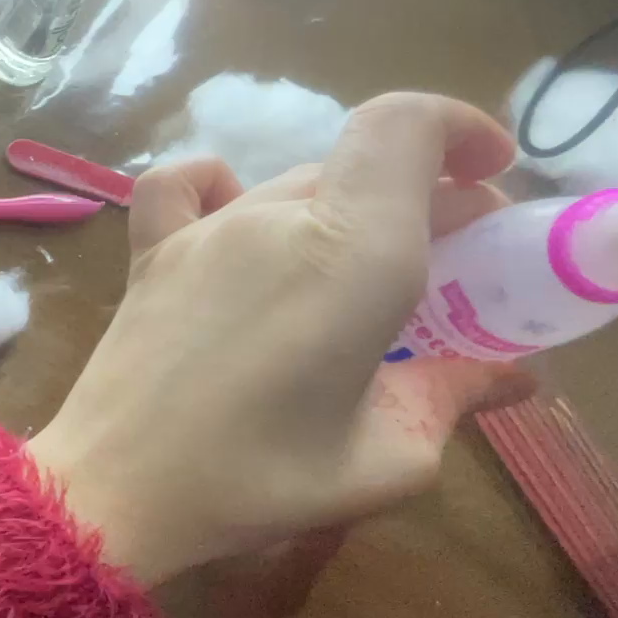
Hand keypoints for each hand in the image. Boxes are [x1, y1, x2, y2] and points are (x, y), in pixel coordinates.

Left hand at [29, 93, 535, 590]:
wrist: (110, 493)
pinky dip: (214, 187)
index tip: (488, 186)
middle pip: (353, 169)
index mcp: (348, 253)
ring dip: (331, 214)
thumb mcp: (383, 460)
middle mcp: (268, 222)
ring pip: (282, 186)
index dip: (459, 130)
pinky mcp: (143, 262)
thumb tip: (506, 378)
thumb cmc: (248, 483)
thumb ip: (453, 400)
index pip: (404, 125)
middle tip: (431, 278)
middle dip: (412, 204)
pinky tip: (233, 227)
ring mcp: (195, 237)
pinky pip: (175, 188)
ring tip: (341, 279)